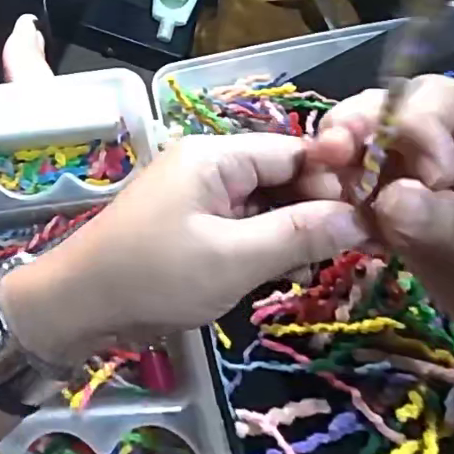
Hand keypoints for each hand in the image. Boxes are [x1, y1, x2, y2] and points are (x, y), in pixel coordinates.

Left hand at [2, 134, 365, 366]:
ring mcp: (195, 192)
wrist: (82, 301)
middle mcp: (205, 163)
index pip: (292, 152)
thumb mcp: (235, 257)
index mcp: (214, 155)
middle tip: (350, 253)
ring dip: (290, 229)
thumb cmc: (157, 274)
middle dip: (313, 209)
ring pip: (262, 200)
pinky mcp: (189, 220)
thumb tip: (360, 216)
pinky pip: (239, 220)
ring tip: (317, 266)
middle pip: (278, 174)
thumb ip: (298, 233)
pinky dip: (262, 241)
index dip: (333, 183)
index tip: (371, 222)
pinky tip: (282, 269)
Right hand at [314, 75, 453, 388]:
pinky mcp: (407, 234)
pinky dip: (339, 209)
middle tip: (329, 155)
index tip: (423, 174)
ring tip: (322, 193)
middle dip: (356, 128)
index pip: (446, 101)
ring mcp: (429, 197)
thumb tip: (389, 199)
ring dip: (338, 168)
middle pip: (392, 118)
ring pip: (367, 160)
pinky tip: (332, 223)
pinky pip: (363, 207)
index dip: (418, 119)